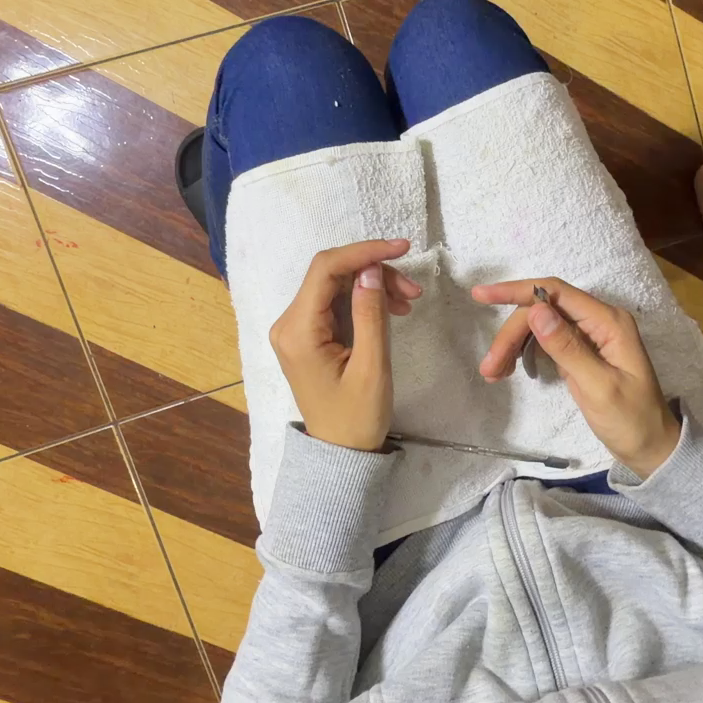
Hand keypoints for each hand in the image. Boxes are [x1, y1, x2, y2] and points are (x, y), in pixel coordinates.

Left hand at [270, 239, 421, 450]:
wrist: (341, 454)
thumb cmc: (357, 417)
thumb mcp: (372, 366)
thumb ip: (370, 314)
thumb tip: (371, 269)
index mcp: (298, 330)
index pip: (325, 269)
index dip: (364, 251)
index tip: (402, 248)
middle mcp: (289, 323)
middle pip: (332, 274)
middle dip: (374, 271)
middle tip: (413, 291)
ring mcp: (297, 328)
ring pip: (337, 285)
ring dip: (374, 285)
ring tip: (409, 303)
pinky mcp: (309, 335)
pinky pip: (337, 303)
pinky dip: (365, 300)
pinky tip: (392, 310)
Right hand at [472, 278, 681, 475]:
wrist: (651, 448)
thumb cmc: (631, 420)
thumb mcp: (599, 387)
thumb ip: (567, 348)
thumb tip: (536, 311)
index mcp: (608, 321)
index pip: (555, 292)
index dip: (516, 291)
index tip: (481, 295)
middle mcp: (598, 320)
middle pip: (542, 310)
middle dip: (511, 333)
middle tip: (489, 367)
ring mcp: (588, 335)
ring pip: (539, 325)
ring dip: (513, 344)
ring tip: (493, 374)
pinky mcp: (579, 350)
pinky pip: (544, 340)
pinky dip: (523, 352)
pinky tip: (510, 369)